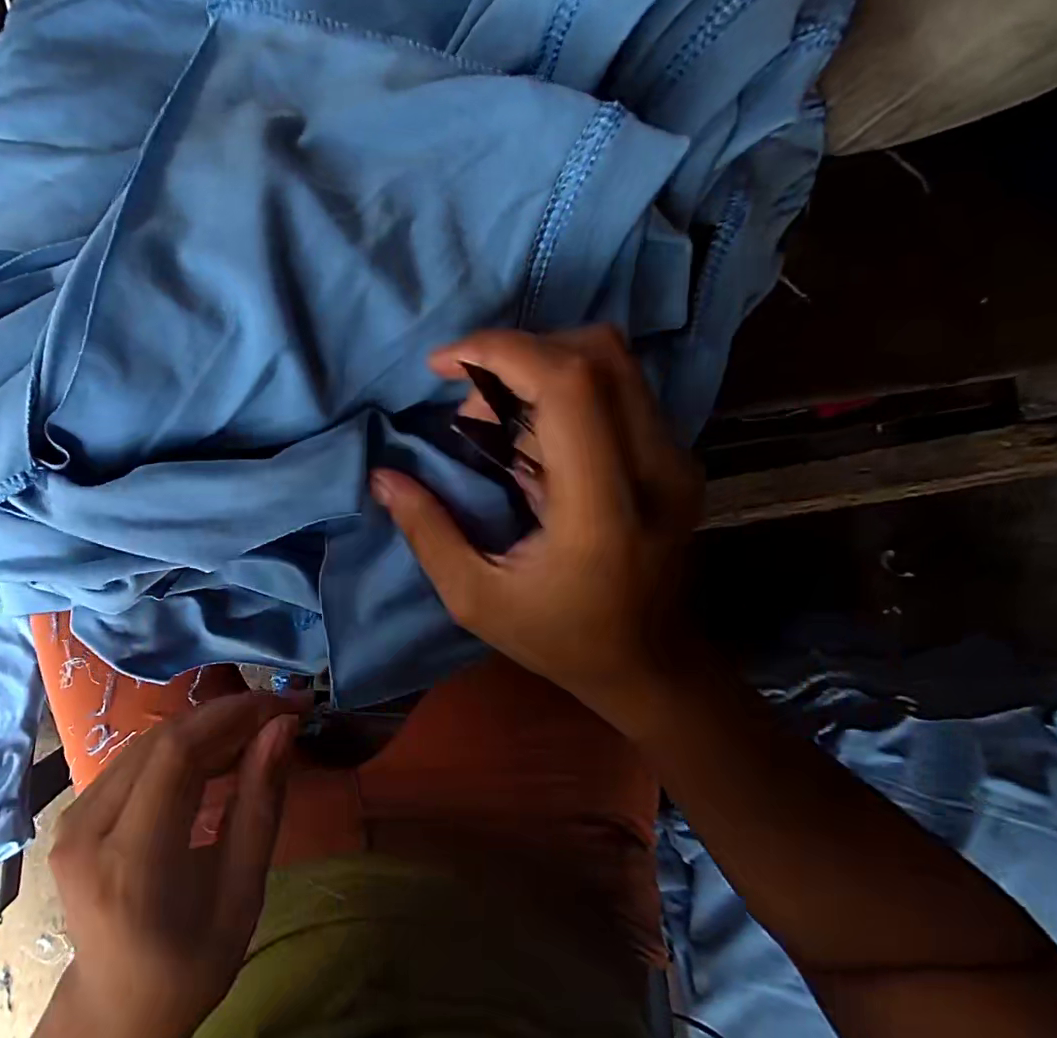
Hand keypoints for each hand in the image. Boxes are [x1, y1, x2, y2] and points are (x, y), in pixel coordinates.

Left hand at [16, 692, 304, 1037]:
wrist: (116, 1005)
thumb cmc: (189, 966)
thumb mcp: (241, 895)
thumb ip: (260, 807)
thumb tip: (281, 730)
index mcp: (129, 863)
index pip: (176, 756)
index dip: (231, 717)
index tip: (281, 705)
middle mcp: (85, 830)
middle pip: (159, 741)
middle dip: (222, 718)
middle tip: (277, 714)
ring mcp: (70, 819)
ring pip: (145, 744)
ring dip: (203, 730)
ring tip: (255, 732)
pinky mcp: (72, 813)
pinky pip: (132, 762)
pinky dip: (179, 749)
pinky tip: (215, 754)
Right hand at [371, 325, 702, 711]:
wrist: (650, 666)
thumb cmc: (557, 638)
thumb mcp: (474, 598)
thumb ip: (427, 530)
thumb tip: (382, 476)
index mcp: (602, 507)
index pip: (570, 385)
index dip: (502, 352)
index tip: (443, 364)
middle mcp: (653, 467)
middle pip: (596, 354)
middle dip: (514, 357)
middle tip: (468, 411)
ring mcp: (673, 458)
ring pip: (610, 362)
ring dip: (535, 373)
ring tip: (492, 429)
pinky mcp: (673, 457)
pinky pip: (615, 390)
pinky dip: (558, 393)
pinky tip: (527, 443)